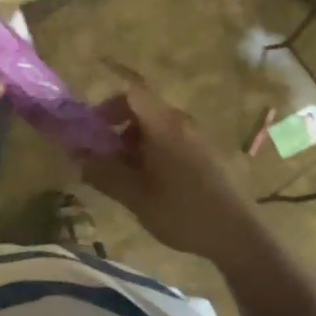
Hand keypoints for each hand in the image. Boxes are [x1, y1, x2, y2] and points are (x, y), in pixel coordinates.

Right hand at [76, 63, 263, 262]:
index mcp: (163, 125)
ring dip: (131, 139)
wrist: (238, 234)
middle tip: (96, 147)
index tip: (89, 94)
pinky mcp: (205, 152)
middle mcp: (180, 122)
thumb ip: (104, 174)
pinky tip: (146, 180)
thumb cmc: (183, 211)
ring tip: (120, 171)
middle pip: (141, 106)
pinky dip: (150, 148)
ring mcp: (196, 136)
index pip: (133, 88)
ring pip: (155, 125)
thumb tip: (77, 157)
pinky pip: (170, 138)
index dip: (110, 81)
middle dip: (114, 121)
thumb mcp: (136, 196)